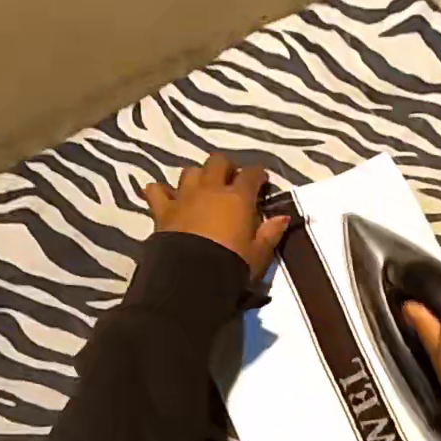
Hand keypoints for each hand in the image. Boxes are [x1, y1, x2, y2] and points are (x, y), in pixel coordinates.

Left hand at [141, 154, 290, 279]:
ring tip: (204, 188)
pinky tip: (169, 197)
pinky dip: (163, 191)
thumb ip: (271, 232)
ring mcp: (184, 197)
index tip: (262, 181)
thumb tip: (284, 217)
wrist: (192, 278)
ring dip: (198, 176)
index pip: (251, 174)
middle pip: (217, 162)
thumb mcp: (259, 253)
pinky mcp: (162, 210)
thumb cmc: (232, 264)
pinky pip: (157, 190)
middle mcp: (211, 190)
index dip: (258, 174)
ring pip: (190, 171)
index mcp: (238, 198)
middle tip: (232, 181)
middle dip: (227, 167)